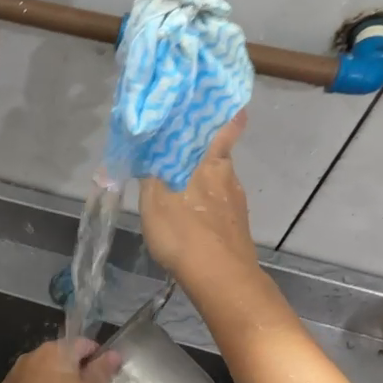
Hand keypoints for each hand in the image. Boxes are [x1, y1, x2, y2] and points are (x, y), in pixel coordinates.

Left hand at [0, 338, 121, 382]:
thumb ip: (102, 370)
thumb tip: (113, 353)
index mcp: (54, 350)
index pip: (83, 344)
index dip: (97, 358)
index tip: (103, 378)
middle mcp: (29, 357)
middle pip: (58, 358)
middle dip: (72, 372)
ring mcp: (11, 376)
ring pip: (38, 375)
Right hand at [140, 113, 255, 281]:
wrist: (219, 277)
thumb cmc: (183, 231)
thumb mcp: (154, 200)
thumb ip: (150, 174)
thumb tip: (145, 150)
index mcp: (212, 163)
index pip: (227, 128)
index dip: (227, 115)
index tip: (224, 105)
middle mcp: (230, 178)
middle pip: (219, 157)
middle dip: (203, 154)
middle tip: (180, 155)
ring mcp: (237, 205)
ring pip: (219, 183)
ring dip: (204, 183)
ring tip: (181, 190)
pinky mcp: (236, 227)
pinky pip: (219, 206)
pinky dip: (207, 206)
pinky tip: (193, 219)